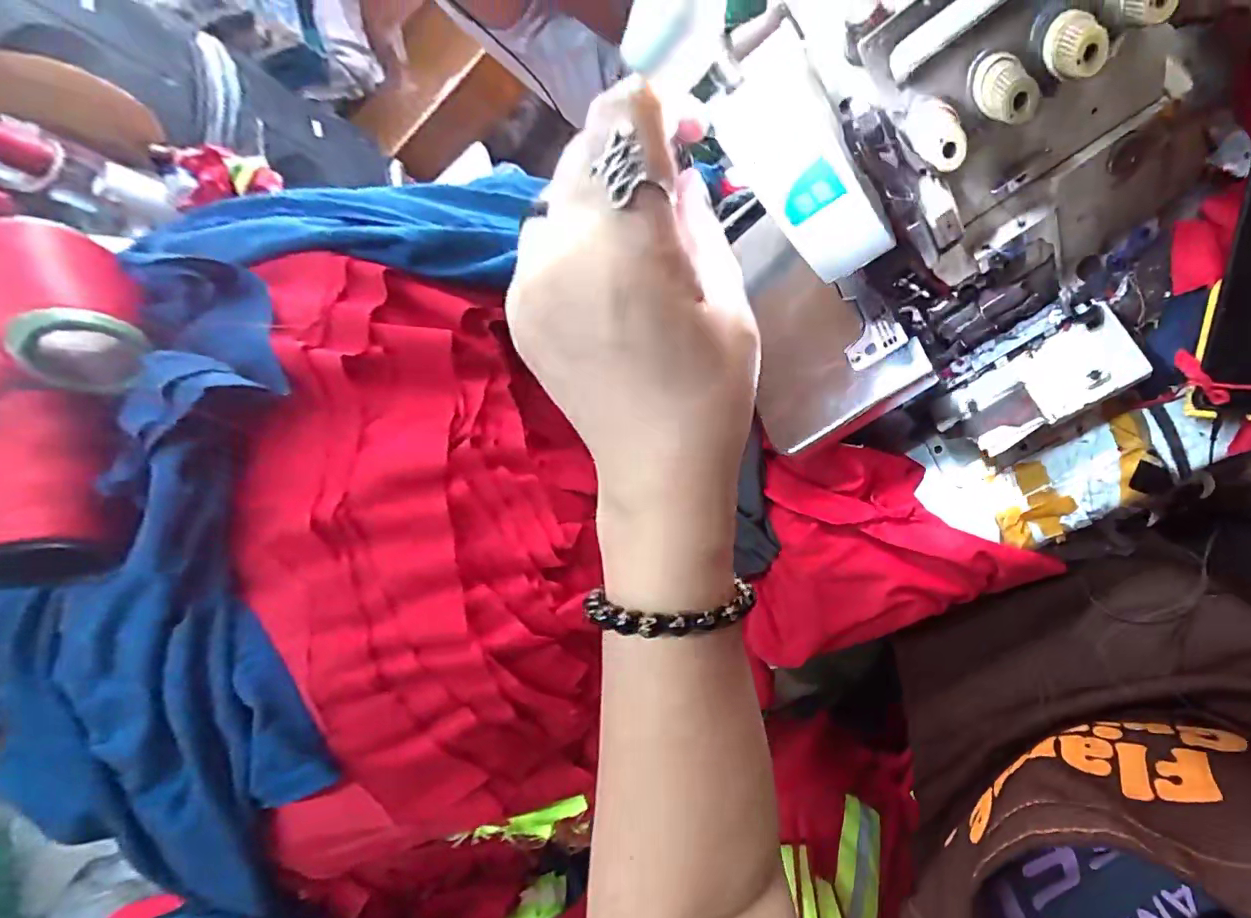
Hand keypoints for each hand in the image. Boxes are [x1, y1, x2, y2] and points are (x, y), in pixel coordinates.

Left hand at [507, 78, 757, 599]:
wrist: (657, 473)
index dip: (655, 112)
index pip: (625, 130)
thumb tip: (684, 183)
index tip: (684, 124)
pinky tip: (608, 281)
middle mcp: (562, 248)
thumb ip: (704, 231)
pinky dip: (575, 241)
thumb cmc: (714, 399)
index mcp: (627, 246)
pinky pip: (542, 244)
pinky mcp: (517, 308)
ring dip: (599, 200)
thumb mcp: (733, 312)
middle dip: (629, 154)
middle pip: (585, 155)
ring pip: (558, 198)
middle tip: (670, 180)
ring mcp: (528, 279)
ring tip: (639, 243)